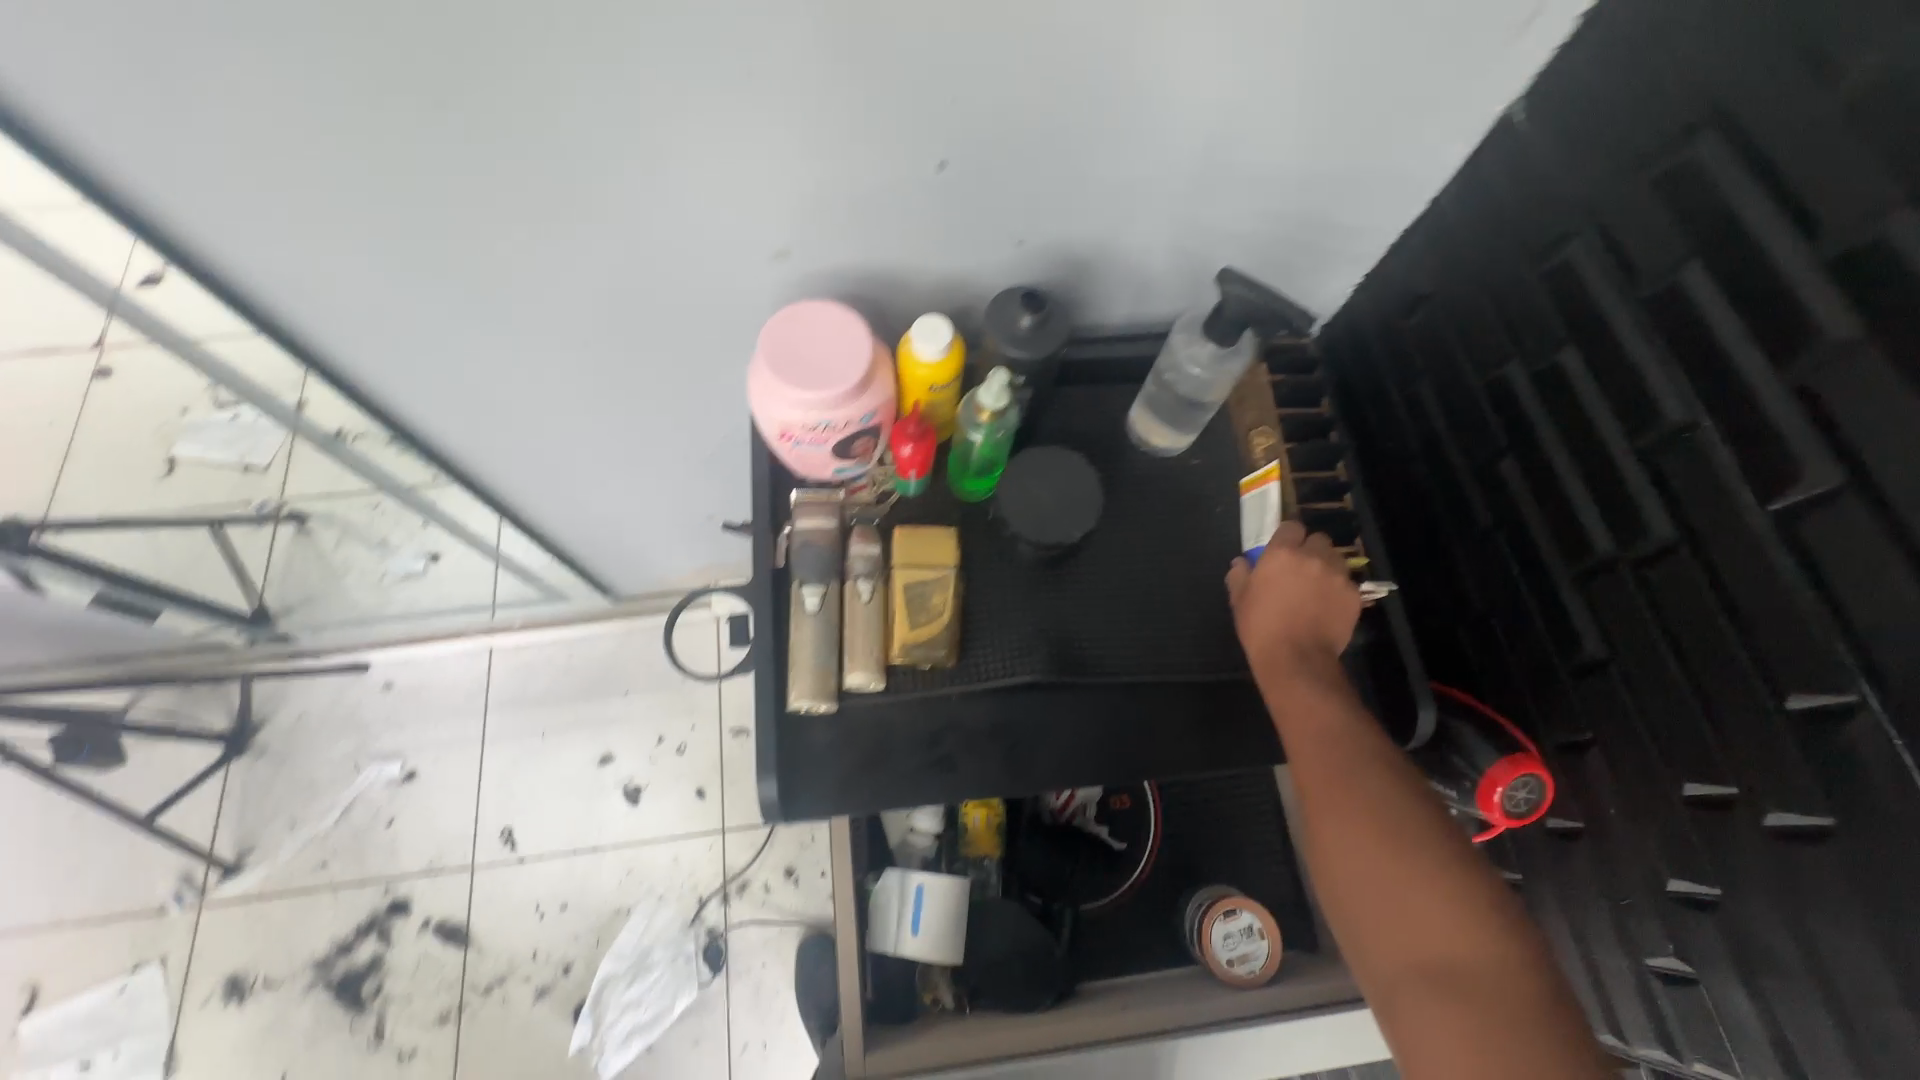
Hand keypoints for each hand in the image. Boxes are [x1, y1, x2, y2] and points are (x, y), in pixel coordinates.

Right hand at [1225, 520, 1361, 681]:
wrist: (1296, 659)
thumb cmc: (1260, 627)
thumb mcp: (1239, 600)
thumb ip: (1239, 575)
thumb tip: (1240, 562)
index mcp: (1282, 553)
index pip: (1292, 527)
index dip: (1288, 537)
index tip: (1282, 551)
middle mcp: (1313, 557)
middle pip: (1318, 539)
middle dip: (1310, 550)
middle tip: (1301, 570)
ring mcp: (1337, 576)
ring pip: (1336, 560)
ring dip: (1327, 567)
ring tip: (1317, 588)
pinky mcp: (1354, 595)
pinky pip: (1347, 584)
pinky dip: (1339, 591)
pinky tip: (1328, 608)